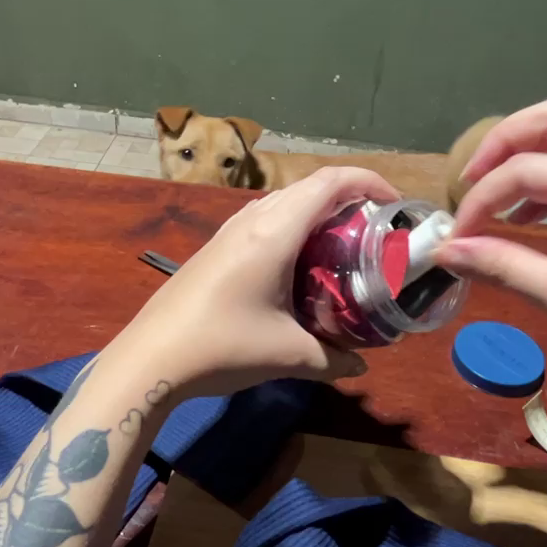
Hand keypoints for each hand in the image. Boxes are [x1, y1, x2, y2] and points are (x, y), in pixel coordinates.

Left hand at [104, 166, 400, 401]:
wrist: (150, 358)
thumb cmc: (222, 347)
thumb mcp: (288, 355)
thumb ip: (333, 358)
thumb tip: (361, 365)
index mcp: (274, 233)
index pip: (329, 182)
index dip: (368, 181)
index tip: (396, 203)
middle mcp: (252, 220)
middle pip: (308, 186)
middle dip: (349, 195)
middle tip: (377, 227)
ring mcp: (229, 231)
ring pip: (284, 200)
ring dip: (318, 209)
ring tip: (344, 240)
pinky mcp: (217, 247)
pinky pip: (265, 218)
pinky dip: (294, 224)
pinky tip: (300, 261)